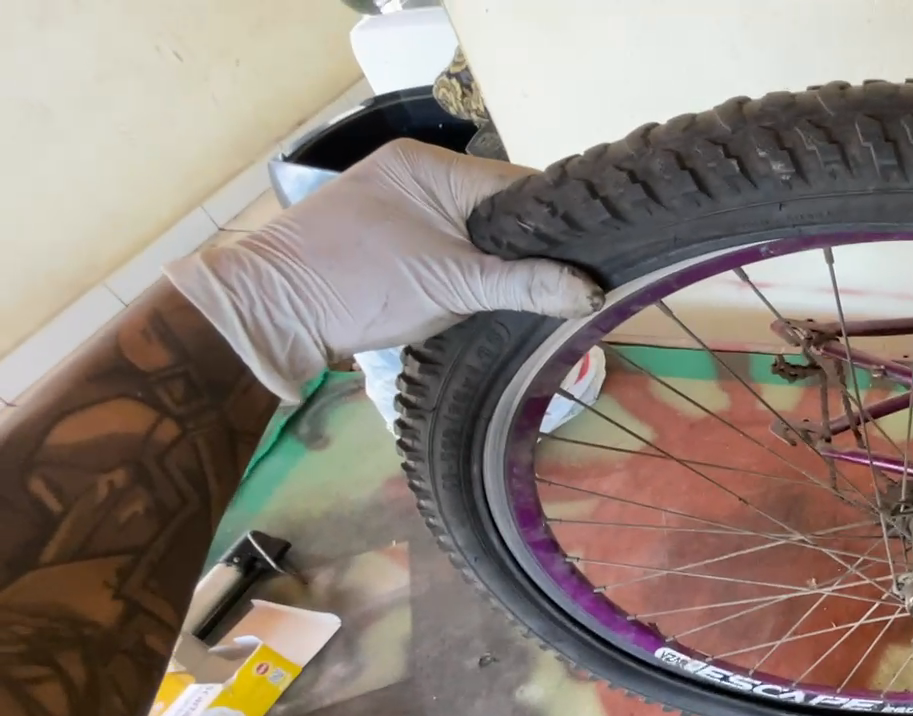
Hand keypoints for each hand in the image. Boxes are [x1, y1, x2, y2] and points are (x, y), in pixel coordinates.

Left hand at [165, 139, 602, 400]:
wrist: (272, 314)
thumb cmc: (361, 285)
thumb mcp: (455, 286)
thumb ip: (528, 286)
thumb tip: (596, 293)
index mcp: (432, 166)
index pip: (521, 186)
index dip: (564, 221)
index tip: (602, 253)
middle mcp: (424, 173)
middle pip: (509, 208)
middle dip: (546, 243)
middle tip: (590, 277)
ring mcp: (413, 203)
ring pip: (491, 229)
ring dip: (521, 258)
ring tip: (565, 285)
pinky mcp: (407, 234)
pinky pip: (469, 243)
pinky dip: (494, 266)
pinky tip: (521, 288)